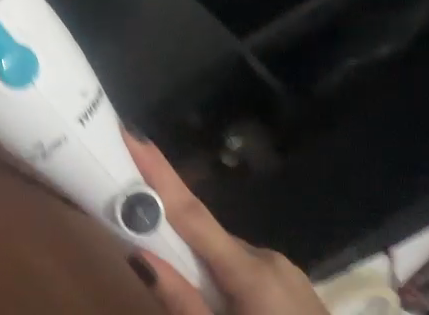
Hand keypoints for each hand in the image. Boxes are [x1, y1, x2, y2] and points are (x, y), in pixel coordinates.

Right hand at [122, 130, 326, 314]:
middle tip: (133, 237)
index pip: (192, 213)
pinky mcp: (299, 293)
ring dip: (198, 267)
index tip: (129, 131)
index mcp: (253, 274)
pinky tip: (220, 310)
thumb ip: (181, 303)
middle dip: (170, 237)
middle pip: (205, 238)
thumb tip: (138, 254)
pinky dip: (222, 281)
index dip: (158, 173)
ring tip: (190, 302)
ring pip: (225, 259)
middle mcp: (271, 261)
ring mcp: (290, 277)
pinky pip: (246, 274)